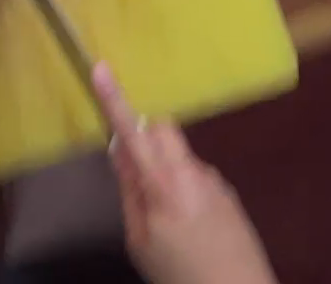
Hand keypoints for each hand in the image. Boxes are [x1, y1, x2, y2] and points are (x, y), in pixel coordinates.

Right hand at [93, 64, 278, 283]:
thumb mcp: (141, 244)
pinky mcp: (229, 193)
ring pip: (179, 153)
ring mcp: (214, 180)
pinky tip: (193, 226)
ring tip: (170, 218)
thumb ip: (130, 192)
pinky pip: (197, 174)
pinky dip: (186, 187)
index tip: (101, 66)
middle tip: (139, 170)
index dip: (114, 99)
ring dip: (167, 167)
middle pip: (162, 127)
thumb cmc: (181, 278)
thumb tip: (121, 152)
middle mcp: (190, 172)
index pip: (132, 133)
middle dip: (146, 136)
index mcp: (163, 186)